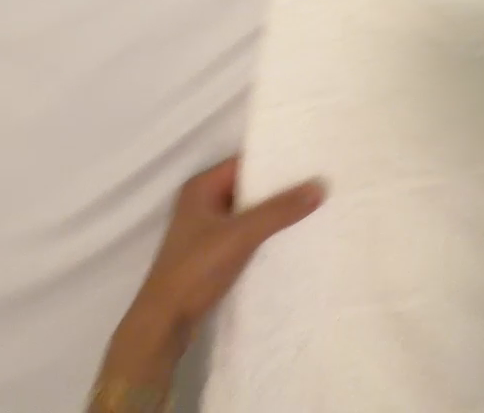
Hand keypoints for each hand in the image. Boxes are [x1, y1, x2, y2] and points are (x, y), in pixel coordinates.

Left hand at [92, 156, 325, 410]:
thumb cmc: (196, 268)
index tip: (308, 163)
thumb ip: (278, 211)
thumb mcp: (240, 235)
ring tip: (310, 210)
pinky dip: (263, 235)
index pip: (244, 163)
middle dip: (277, 190)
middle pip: (247, 188)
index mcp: (201, 186)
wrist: (166, 321)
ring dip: (272, 214)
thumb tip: (318, 186)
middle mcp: (202, 202)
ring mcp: (206, 229)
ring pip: (247, 213)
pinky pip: (243, 234)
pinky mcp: (211, 253)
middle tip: (316, 186)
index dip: (275, 163)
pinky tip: (288, 240)